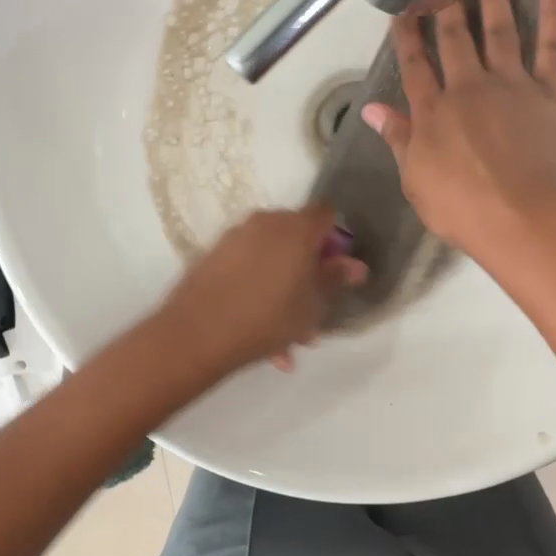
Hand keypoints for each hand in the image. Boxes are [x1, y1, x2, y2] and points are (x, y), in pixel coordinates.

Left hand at [157, 204, 366, 373]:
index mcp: (296, 228)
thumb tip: (357, 264)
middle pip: (297, 238)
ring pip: (271, 261)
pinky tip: (264, 341)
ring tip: (288, 341)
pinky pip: (247, 271)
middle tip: (314, 311)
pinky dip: (258, 295)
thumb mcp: (313, 305)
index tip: (335, 270)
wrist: (198, 333)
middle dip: (308, 273)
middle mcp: (264, 223)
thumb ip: (335, 279)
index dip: (336, 239)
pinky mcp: (212, 256)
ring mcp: (235, 238)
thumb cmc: (268, 317)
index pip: (326, 214)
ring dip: (284, 293)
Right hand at [363, 0, 555, 263]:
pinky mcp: (549, 91)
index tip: (402, 5)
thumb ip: (399, 139)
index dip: (406, 34)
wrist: (522, 216)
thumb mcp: (416, 181)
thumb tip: (373, 110)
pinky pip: (551, 46)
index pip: (414, 64)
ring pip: (499, 29)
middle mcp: (468, 87)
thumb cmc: (462, 208)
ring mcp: (511, 84)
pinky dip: (553, 13)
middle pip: (454, 36)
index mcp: (432, 112)